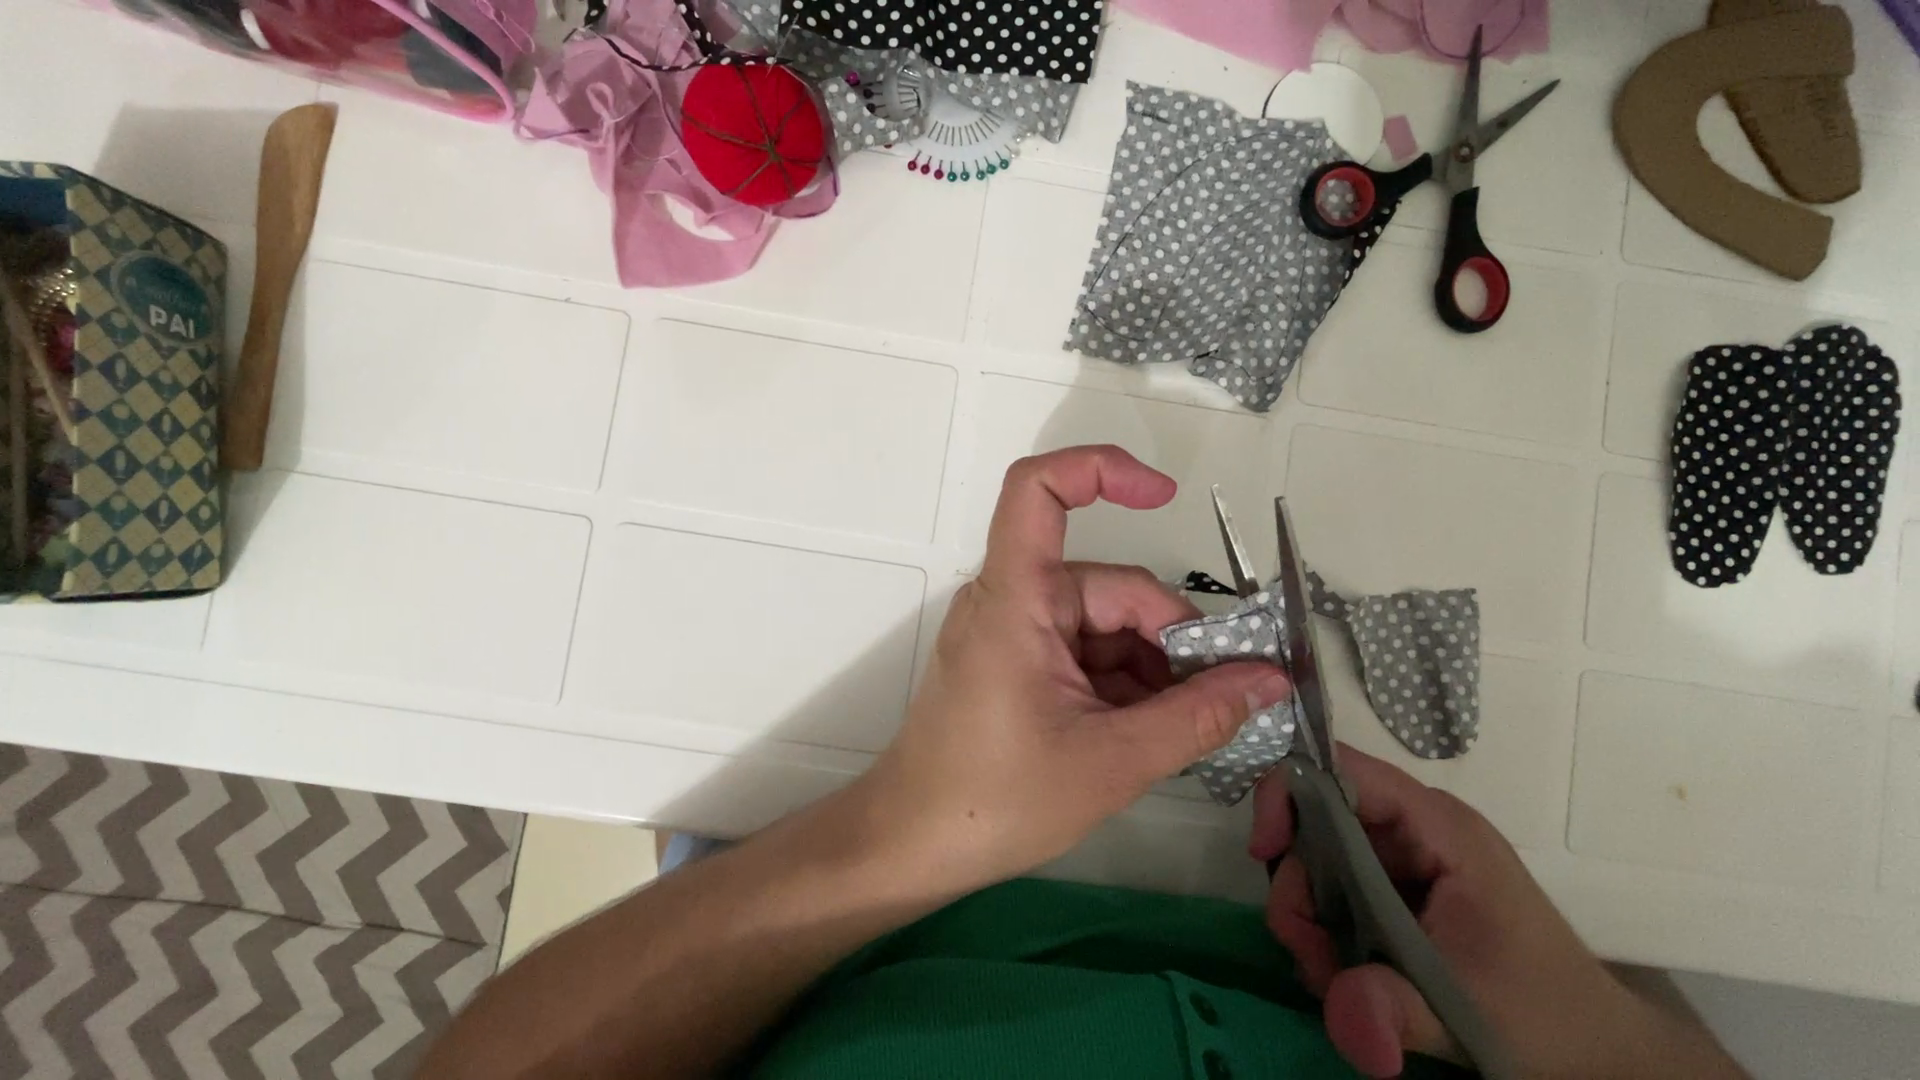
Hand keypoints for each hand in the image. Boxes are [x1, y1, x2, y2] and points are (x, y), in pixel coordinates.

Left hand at [852, 445, 1292, 892]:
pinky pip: (1086, 655)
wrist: (912, 846)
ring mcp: (1015, 635)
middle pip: (1109, 587)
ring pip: (1105, 627)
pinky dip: (1125, 684)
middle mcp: (1013, 602)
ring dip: (1153, 669)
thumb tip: (1269, 680)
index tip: (1164, 494)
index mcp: (1016, 600)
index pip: (1037, 489)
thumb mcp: (1112, 761)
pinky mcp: (1018, 667)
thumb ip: (1197, 717)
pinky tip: (1154, 730)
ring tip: (1188, 727)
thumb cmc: (996, 801)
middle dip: (1170, 637)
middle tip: (1221, 697)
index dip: (1100, 469)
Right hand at [1252, 748, 1745, 1079]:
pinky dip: (1324, 932)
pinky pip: (1333, 890)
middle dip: (1298, 891)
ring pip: (1316, 861)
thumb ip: (1397, 1006)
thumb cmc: (1546, 1014)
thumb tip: (1341, 1014)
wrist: (1595, 1053)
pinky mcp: (1394, 890)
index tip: (1265, 852)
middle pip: (1314, 822)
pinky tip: (1347, 976)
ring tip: (1338, 980)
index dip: (1288, 793)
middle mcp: (1411, 829)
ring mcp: (1402, 859)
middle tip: (1312, 957)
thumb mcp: (1468, 1010)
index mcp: (1437, 827)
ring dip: (1308, 921)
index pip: (1340, 770)